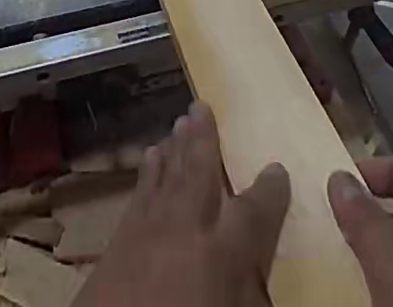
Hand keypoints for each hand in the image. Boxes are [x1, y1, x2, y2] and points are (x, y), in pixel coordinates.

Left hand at [73, 103, 290, 306]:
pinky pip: (137, 196)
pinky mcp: (115, 245)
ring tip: (179, 122)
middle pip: (199, 172)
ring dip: (174, 148)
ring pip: (166, 176)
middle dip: (204, 138)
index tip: (277, 168)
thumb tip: (259, 267)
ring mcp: (147, 232)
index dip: (270, 189)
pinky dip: (146, 174)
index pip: (255, 211)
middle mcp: (186, 229)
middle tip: (202, 104)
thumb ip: (248, 291)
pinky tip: (148, 158)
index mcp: (222, 252)